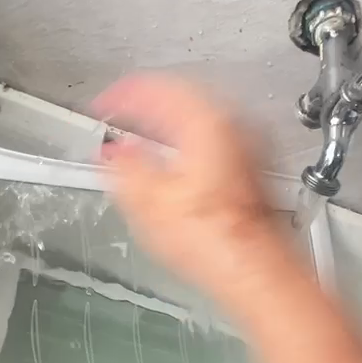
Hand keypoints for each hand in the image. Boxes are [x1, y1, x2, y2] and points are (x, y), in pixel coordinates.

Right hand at [93, 74, 307, 313]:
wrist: (257, 273)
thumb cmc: (214, 242)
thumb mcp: (148, 203)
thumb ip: (124, 168)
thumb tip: (114, 153)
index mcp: (206, 122)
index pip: (156, 89)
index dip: (122, 96)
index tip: (104, 104)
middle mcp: (234, 126)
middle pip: (183, 99)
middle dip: (148, 108)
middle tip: (122, 114)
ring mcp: (251, 148)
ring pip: (201, 120)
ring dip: (170, 126)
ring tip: (144, 137)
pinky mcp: (255, 172)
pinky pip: (215, 142)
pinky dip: (189, 145)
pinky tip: (177, 165)